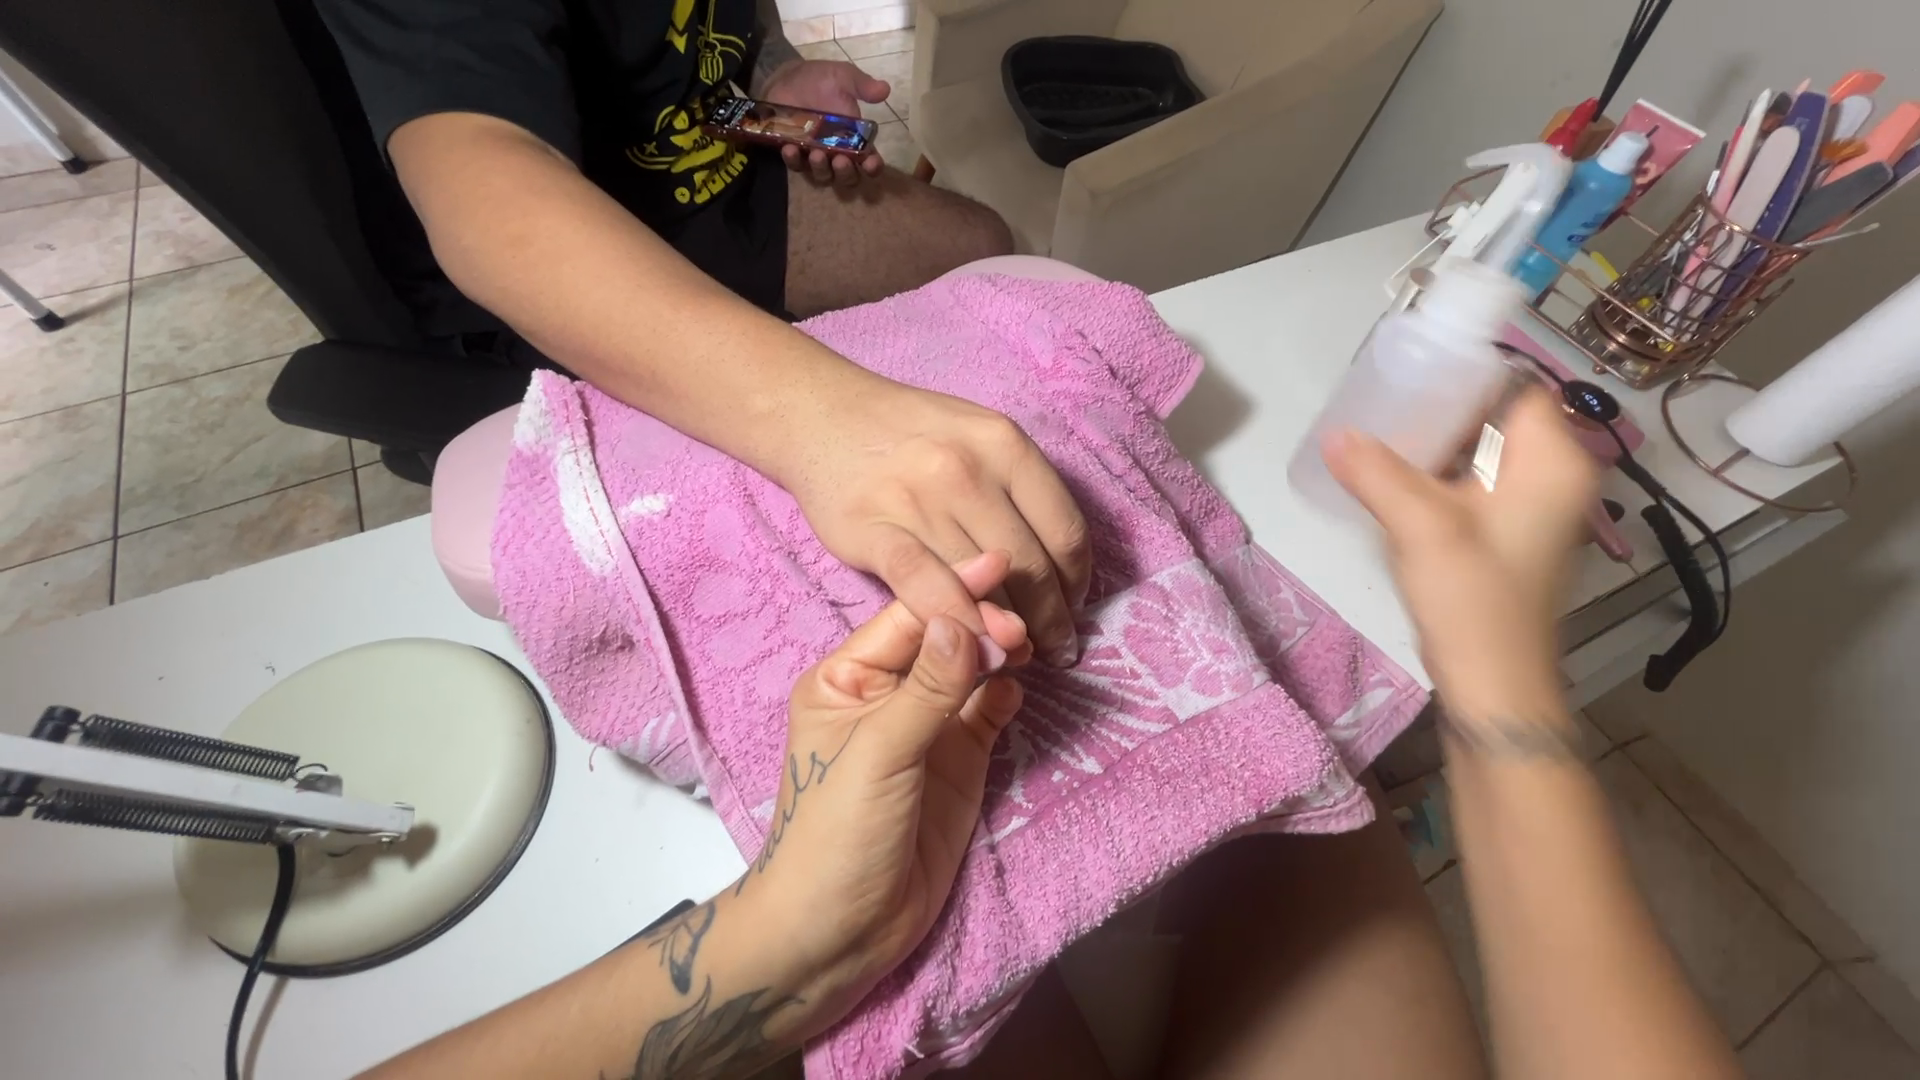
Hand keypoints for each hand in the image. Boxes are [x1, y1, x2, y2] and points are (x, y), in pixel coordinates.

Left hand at [738, 552, 1029, 1014]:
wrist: (842, 932)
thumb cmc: (836, 833)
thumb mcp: (877, 754)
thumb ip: (926, 690)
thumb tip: (964, 620)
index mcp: (846, 677)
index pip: (905, 619)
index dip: (950, 595)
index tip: (998, 569)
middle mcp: (887, 691)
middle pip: (942, 639)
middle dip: (980, 624)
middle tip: (1020, 627)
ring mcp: (926, 725)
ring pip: (969, 671)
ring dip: (998, 653)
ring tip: (1029, 643)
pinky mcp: (958, 758)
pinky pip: (987, 711)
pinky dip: (1004, 694)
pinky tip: (1019, 685)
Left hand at [759, 59, 888, 185]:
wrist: (787, 79)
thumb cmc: (820, 82)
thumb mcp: (843, 78)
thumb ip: (863, 85)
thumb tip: (885, 89)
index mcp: (855, 141)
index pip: (869, 161)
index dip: (873, 166)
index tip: (871, 163)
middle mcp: (838, 154)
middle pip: (848, 177)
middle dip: (846, 172)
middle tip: (841, 160)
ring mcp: (816, 158)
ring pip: (824, 176)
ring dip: (821, 168)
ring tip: (817, 153)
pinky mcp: (795, 156)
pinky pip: (796, 165)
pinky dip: (794, 160)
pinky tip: (791, 149)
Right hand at [779, 384, 1090, 667]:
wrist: (825, 415)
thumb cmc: (912, 431)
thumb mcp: (979, 436)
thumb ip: (1018, 488)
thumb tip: (1057, 563)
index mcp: (1005, 444)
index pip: (1065, 531)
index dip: (1078, 583)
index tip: (1075, 608)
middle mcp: (967, 471)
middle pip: (1031, 568)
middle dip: (1052, 621)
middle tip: (1057, 649)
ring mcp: (919, 502)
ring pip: (984, 587)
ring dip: (1009, 634)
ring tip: (1019, 654)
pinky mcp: (875, 533)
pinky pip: (927, 591)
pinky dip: (959, 626)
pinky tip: (975, 649)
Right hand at [1323, 389, 1595, 721]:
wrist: (1491, 681)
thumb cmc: (1472, 598)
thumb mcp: (1421, 526)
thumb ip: (1376, 473)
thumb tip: (1334, 432)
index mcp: (1554, 463)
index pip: (1517, 389)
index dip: (1467, 372)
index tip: (1411, 366)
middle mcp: (1552, 477)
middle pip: (1496, 419)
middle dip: (1440, 405)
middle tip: (1382, 397)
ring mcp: (1528, 508)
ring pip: (1480, 452)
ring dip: (1434, 441)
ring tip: (1378, 429)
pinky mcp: (1503, 533)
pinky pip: (1470, 483)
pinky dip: (1435, 473)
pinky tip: (1391, 476)